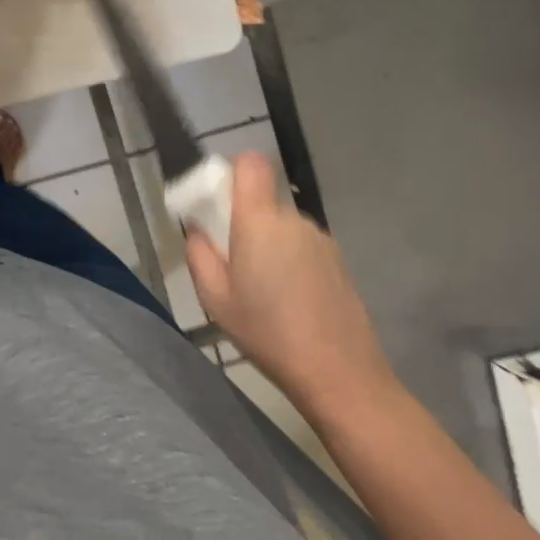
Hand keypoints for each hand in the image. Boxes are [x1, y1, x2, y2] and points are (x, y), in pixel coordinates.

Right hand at [185, 154, 394, 411]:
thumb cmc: (267, 332)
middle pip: (263, 202)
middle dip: (244, 221)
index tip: (217, 203)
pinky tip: (289, 302)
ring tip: (262, 291)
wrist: (340, 374)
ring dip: (269, 245)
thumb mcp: (214, 297)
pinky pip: (302, 248)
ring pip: (283, 227)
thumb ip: (199, 253)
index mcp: (259, 221)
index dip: (232, 173)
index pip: (251, 164)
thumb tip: (200, 231)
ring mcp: (321, 241)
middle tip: (232, 263)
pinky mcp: (338, 263)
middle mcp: (293, 221)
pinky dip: (290, 263)